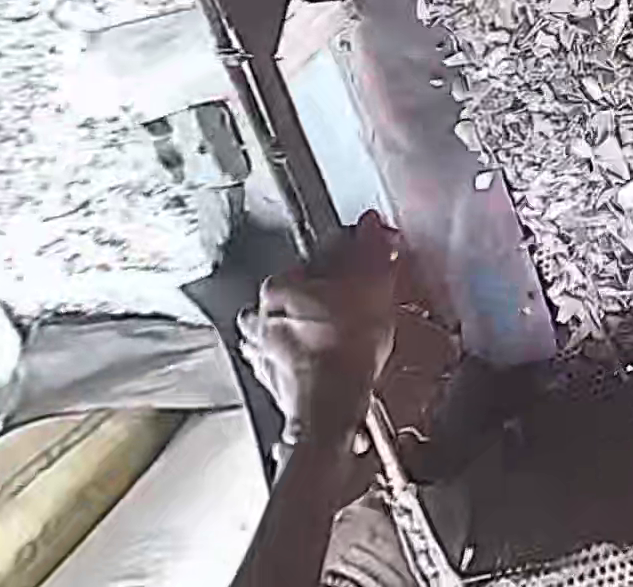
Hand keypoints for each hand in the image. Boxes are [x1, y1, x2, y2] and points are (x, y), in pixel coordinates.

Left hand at [240, 211, 405, 447]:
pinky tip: (342, 353)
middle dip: (334, 291)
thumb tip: (370, 224)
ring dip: (323, 321)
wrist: (333, 408)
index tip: (371, 264)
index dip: (352, 258)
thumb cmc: (347, 346)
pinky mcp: (274, 381)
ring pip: (298, 324)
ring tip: (356, 328)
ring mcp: (263, 353)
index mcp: (277, 287)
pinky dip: (317, 350)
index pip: (318, 257)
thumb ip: (372, 248)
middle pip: (305, 291)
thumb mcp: (373, 284)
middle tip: (364, 297)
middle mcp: (259, 319)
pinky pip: (298, 353)